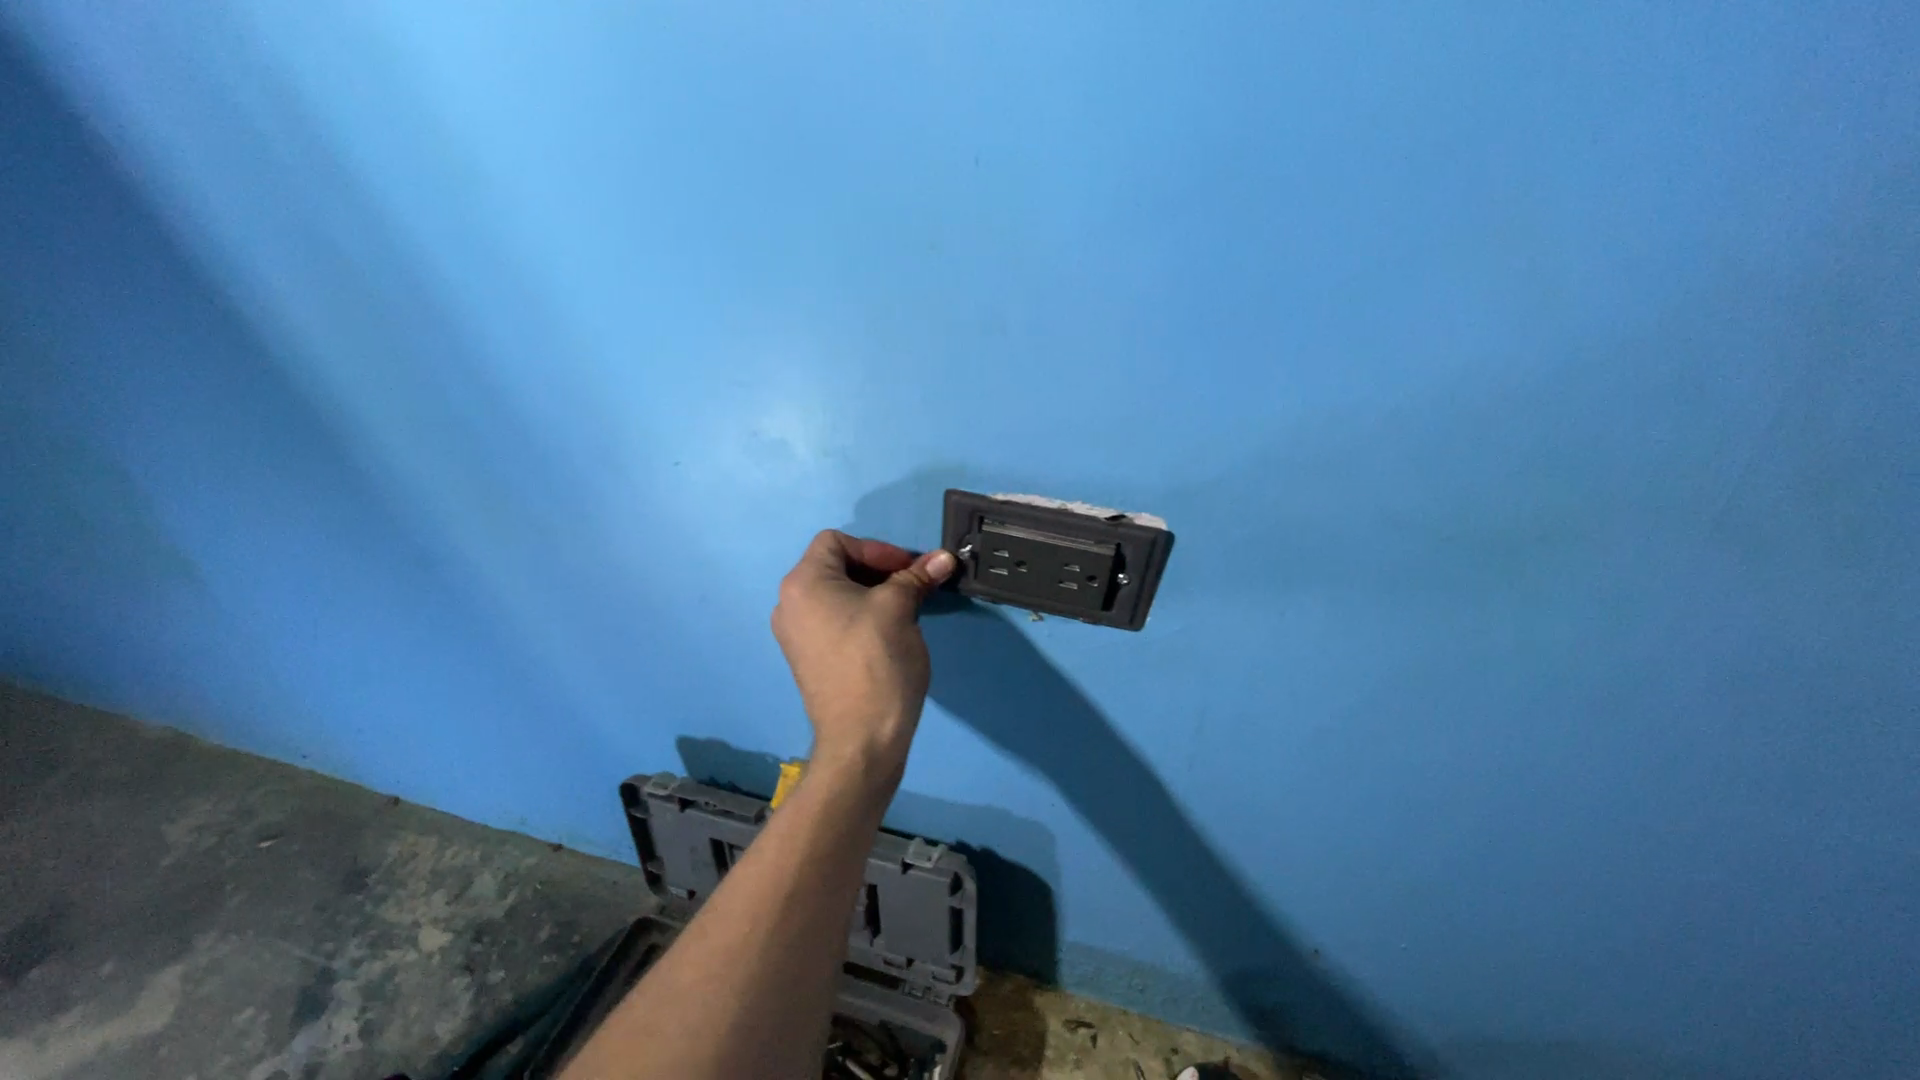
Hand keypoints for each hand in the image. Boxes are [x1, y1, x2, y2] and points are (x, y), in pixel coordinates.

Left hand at [771, 530, 956, 779]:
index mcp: (803, 583)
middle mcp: (789, 604)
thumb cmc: (876, 661)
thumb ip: (916, 577)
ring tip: (905, 610)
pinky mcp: (808, 659)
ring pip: (837, 596)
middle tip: (912, 587)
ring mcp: (795, 635)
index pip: (836, 541)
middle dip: (878, 571)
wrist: (862, 738)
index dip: (877, 549)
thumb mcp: (900, 609)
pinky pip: (834, 622)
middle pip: (835, 566)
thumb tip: (943, 558)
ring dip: (873, 594)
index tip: (908, 570)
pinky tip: (887, 635)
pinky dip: (861, 617)